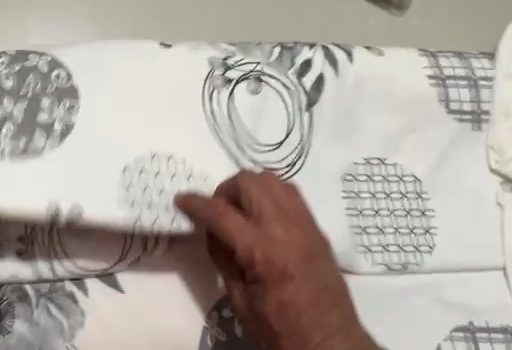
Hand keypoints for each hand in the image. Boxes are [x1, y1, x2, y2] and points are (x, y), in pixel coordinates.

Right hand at [176, 171, 378, 349]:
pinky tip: (264, 216)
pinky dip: (270, 194)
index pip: (220, 213)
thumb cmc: (281, 330)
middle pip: (247, 182)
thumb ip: (223, 258)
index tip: (181, 199)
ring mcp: (304, 224)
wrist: (330, 344)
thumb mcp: (239, 302)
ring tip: (242, 212)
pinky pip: (289, 192)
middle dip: (225, 191)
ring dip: (249, 188)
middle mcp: (284, 228)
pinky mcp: (316, 227)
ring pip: (270, 179)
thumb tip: (212, 230)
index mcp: (263, 252)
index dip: (195, 203)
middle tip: (218, 213)